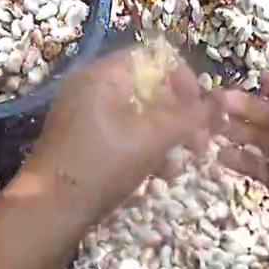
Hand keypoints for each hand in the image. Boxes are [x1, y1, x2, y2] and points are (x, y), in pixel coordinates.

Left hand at [16, 45, 215, 222]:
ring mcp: (83, 116)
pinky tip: (158, 177)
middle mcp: (91, 88)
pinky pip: (121, 135)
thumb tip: (220, 104)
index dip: (186, 80)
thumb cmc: (103, 165)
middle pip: (149, 88)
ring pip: (137, 116)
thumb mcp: (153, 138)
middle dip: (179, 116)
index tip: (202, 112)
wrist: (49, 210)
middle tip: (200, 145)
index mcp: (104, 74)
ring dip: (165, 138)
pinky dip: (143, 150)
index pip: (156, 57)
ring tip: (178, 168)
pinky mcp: (81, 143)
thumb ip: (190, 117)